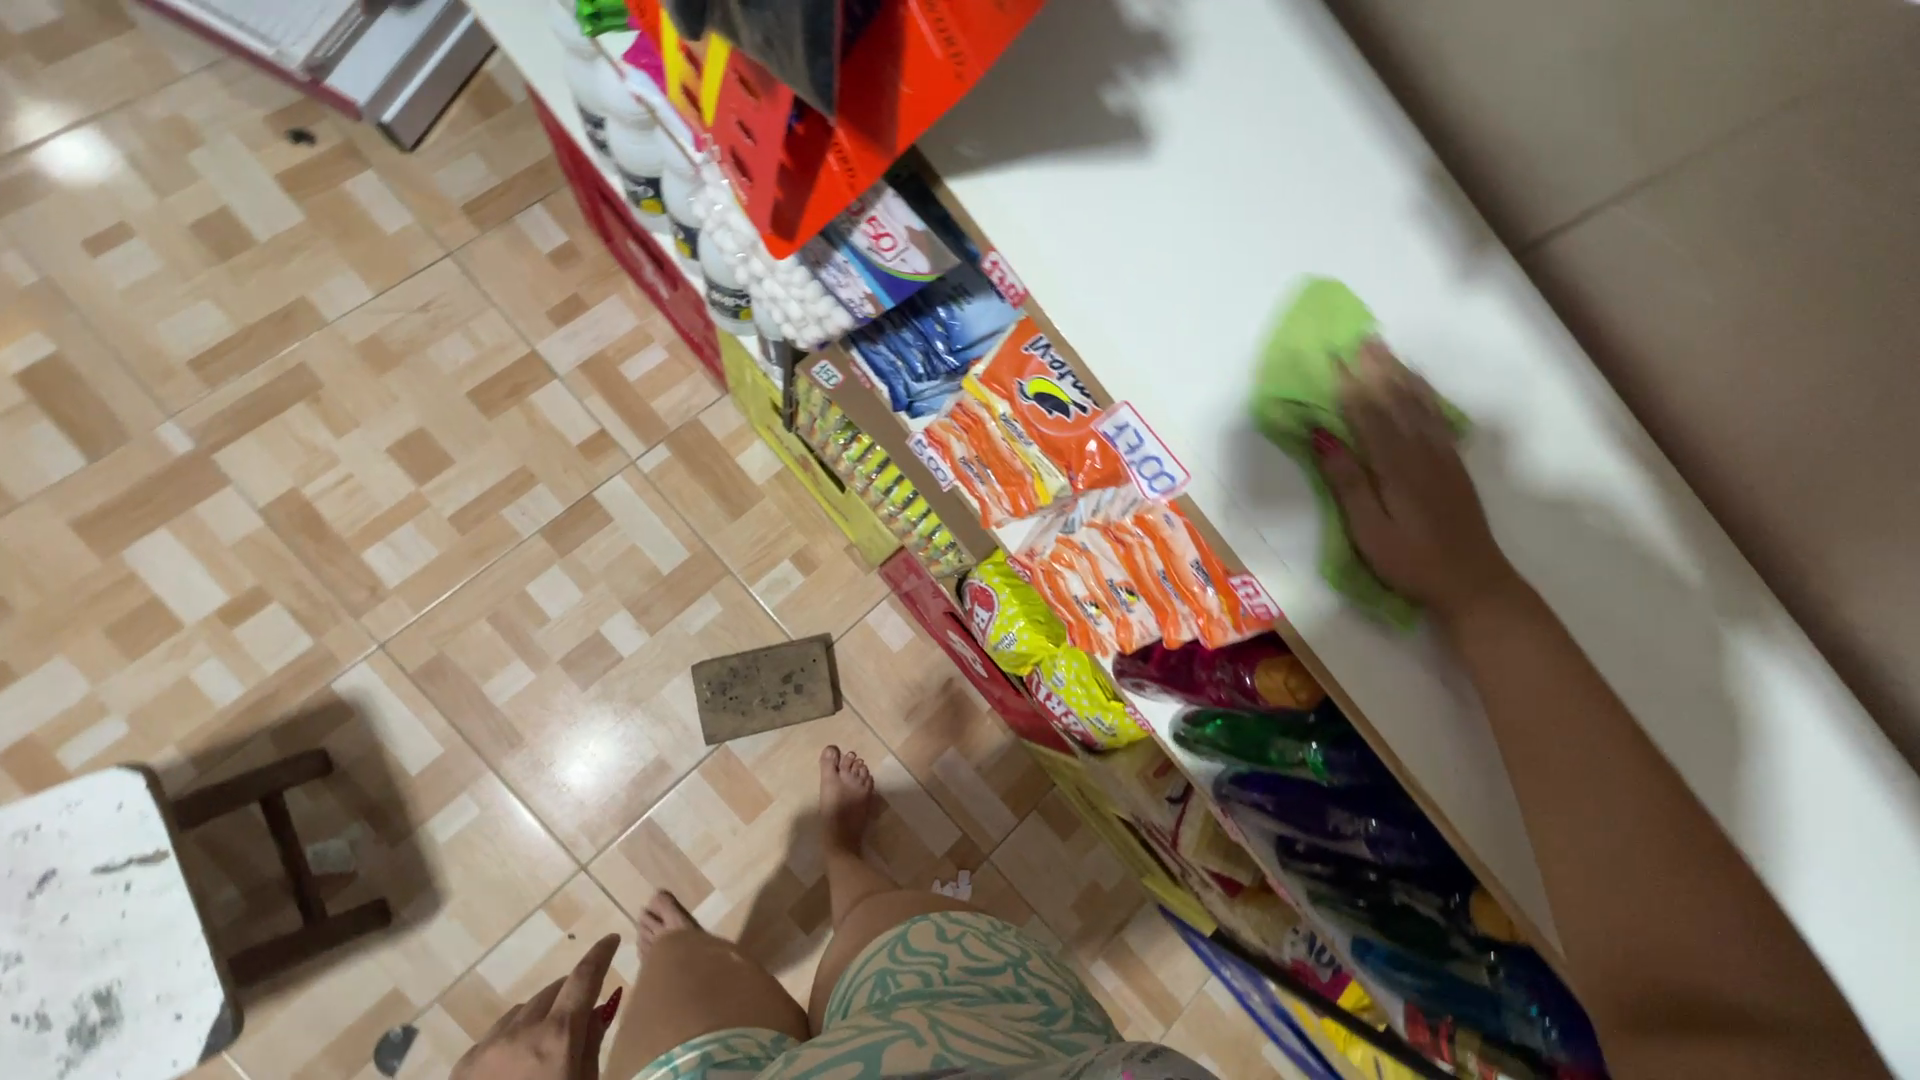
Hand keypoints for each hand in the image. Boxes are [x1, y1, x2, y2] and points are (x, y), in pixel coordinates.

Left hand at [452, 934, 622, 1079]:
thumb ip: (591, 1047)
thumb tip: (595, 1012)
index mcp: (559, 1036)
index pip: (585, 978)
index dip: (600, 955)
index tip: (611, 939)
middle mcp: (522, 1030)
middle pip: (553, 990)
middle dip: (570, 993)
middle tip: (581, 1010)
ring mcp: (488, 1046)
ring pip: (523, 1010)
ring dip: (540, 1014)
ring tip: (546, 1042)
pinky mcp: (462, 1067)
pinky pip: (495, 1034)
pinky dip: (512, 1035)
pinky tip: (515, 1064)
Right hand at [1315, 340, 1518, 620]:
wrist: (1473, 582)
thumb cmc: (1410, 561)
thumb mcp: (1369, 530)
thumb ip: (1348, 483)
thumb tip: (1324, 438)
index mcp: (1396, 467)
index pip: (1368, 416)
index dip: (1349, 386)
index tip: (1332, 358)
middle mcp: (1422, 452)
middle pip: (1397, 402)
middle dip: (1376, 369)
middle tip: (1359, 338)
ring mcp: (1442, 457)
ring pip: (1419, 405)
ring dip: (1399, 375)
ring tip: (1384, 351)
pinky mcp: (1453, 466)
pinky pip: (1436, 418)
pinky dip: (1423, 395)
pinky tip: (1417, 387)